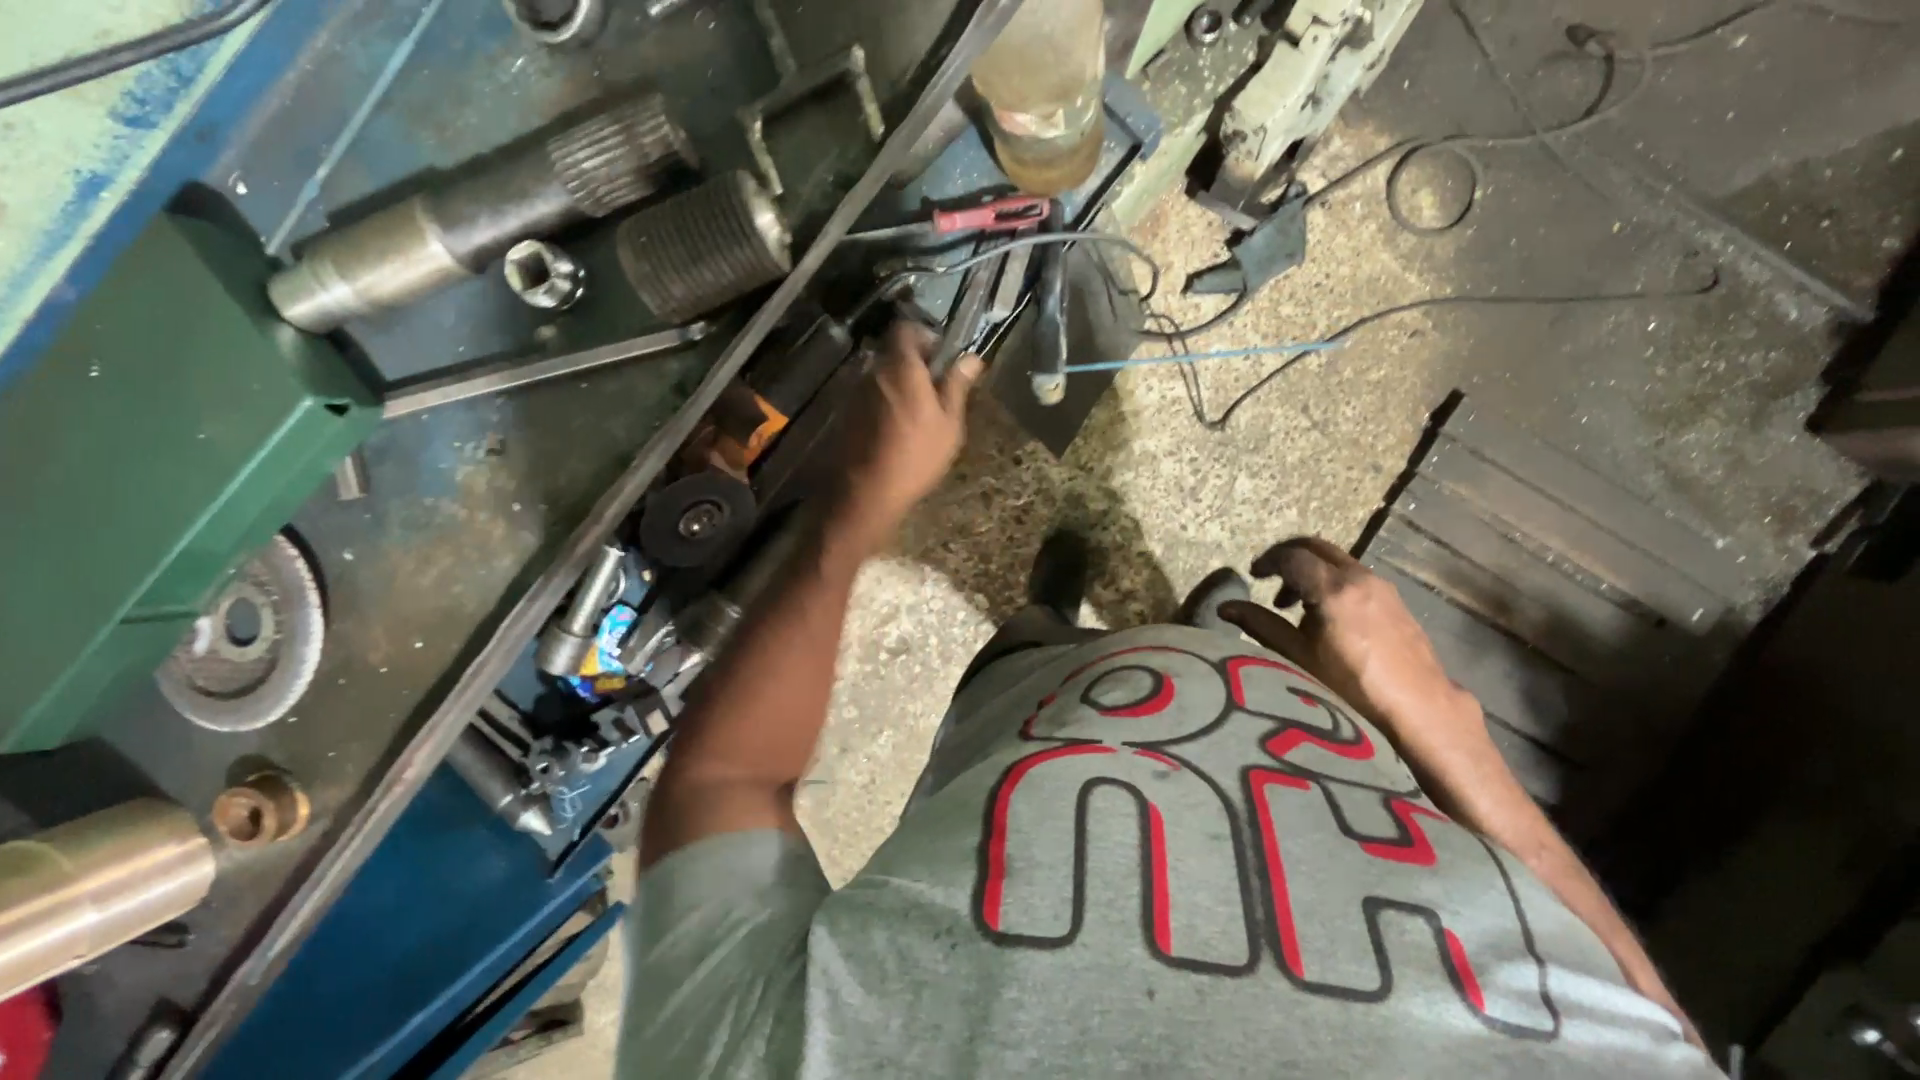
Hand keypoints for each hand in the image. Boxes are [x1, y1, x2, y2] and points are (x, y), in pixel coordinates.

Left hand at [831, 321, 981, 555]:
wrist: (866, 493)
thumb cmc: (916, 456)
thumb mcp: (949, 424)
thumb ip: (956, 386)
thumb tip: (971, 358)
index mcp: (901, 367)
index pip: (906, 329)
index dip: (925, 337)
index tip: (941, 358)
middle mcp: (873, 372)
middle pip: (894, 353)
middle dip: (915, 364)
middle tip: (936, 390)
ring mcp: (855, 392)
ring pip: (882, 376)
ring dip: (899, 386)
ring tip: (919, 414)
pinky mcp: (846, 413)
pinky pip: (870, 396)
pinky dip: (885, 403)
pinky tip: (897, 430)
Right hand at [1217, 537, 1488, 761]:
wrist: (1418, 707)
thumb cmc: (1350, 685)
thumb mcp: (1297, 656)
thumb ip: (1260, 625)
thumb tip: (1225, 608)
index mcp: (1332, 588)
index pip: (1292, 556)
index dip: (1267, 561)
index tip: (1252, 576)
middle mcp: (1359, 577)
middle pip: (1316, 547)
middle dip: (1288, 557)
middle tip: (1267, 578)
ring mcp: (1382, 586)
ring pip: (1337, 560)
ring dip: (1311, 570)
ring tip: (1293, 605)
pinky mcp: (1395, 599)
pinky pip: (1354, 575)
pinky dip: (1331, 580)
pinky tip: (1326, 615)